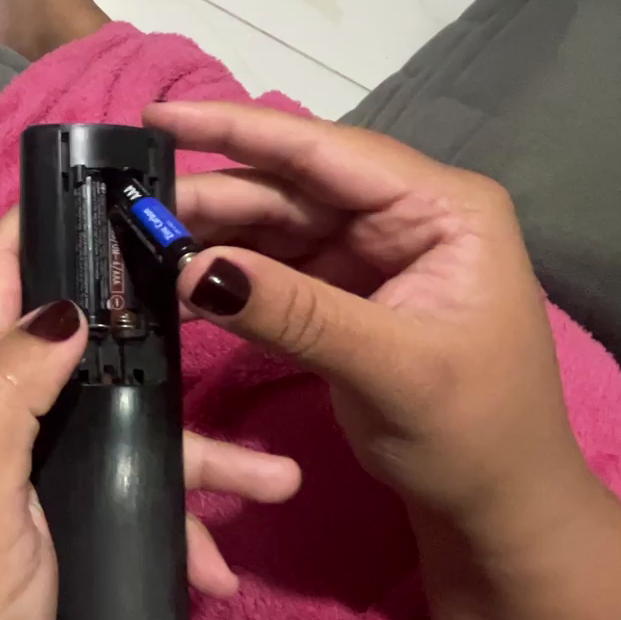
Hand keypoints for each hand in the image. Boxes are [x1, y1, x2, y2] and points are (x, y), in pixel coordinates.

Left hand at [0, 212, 300, 619]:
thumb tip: (61, 311)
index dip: (31, 228)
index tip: (94, 190)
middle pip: (72, 343)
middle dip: (143, 329)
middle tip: (215, 314)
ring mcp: (27, 473)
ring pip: (117, 428)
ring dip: (190, 448)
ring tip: (269, 481)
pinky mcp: (54, 521)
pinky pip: (123, 496)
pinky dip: (172, 518)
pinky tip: (217, 565)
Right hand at [143, 101, 599, 550]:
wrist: (491, 502)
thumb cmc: (474, 432)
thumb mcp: (390, 367)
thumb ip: (293, 312)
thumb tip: (191, 268)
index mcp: (438, 209)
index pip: (325, 152)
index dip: (236, 129)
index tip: (158, 117)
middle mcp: (395, 216)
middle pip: (282, 188)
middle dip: (207, 199)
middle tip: (129, 213)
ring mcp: (358, 253)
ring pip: (262, 227)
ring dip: (202, 239)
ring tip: (136, 249)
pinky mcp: (328, 291)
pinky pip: (259, 270)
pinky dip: (216, 278)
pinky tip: (169, 285)